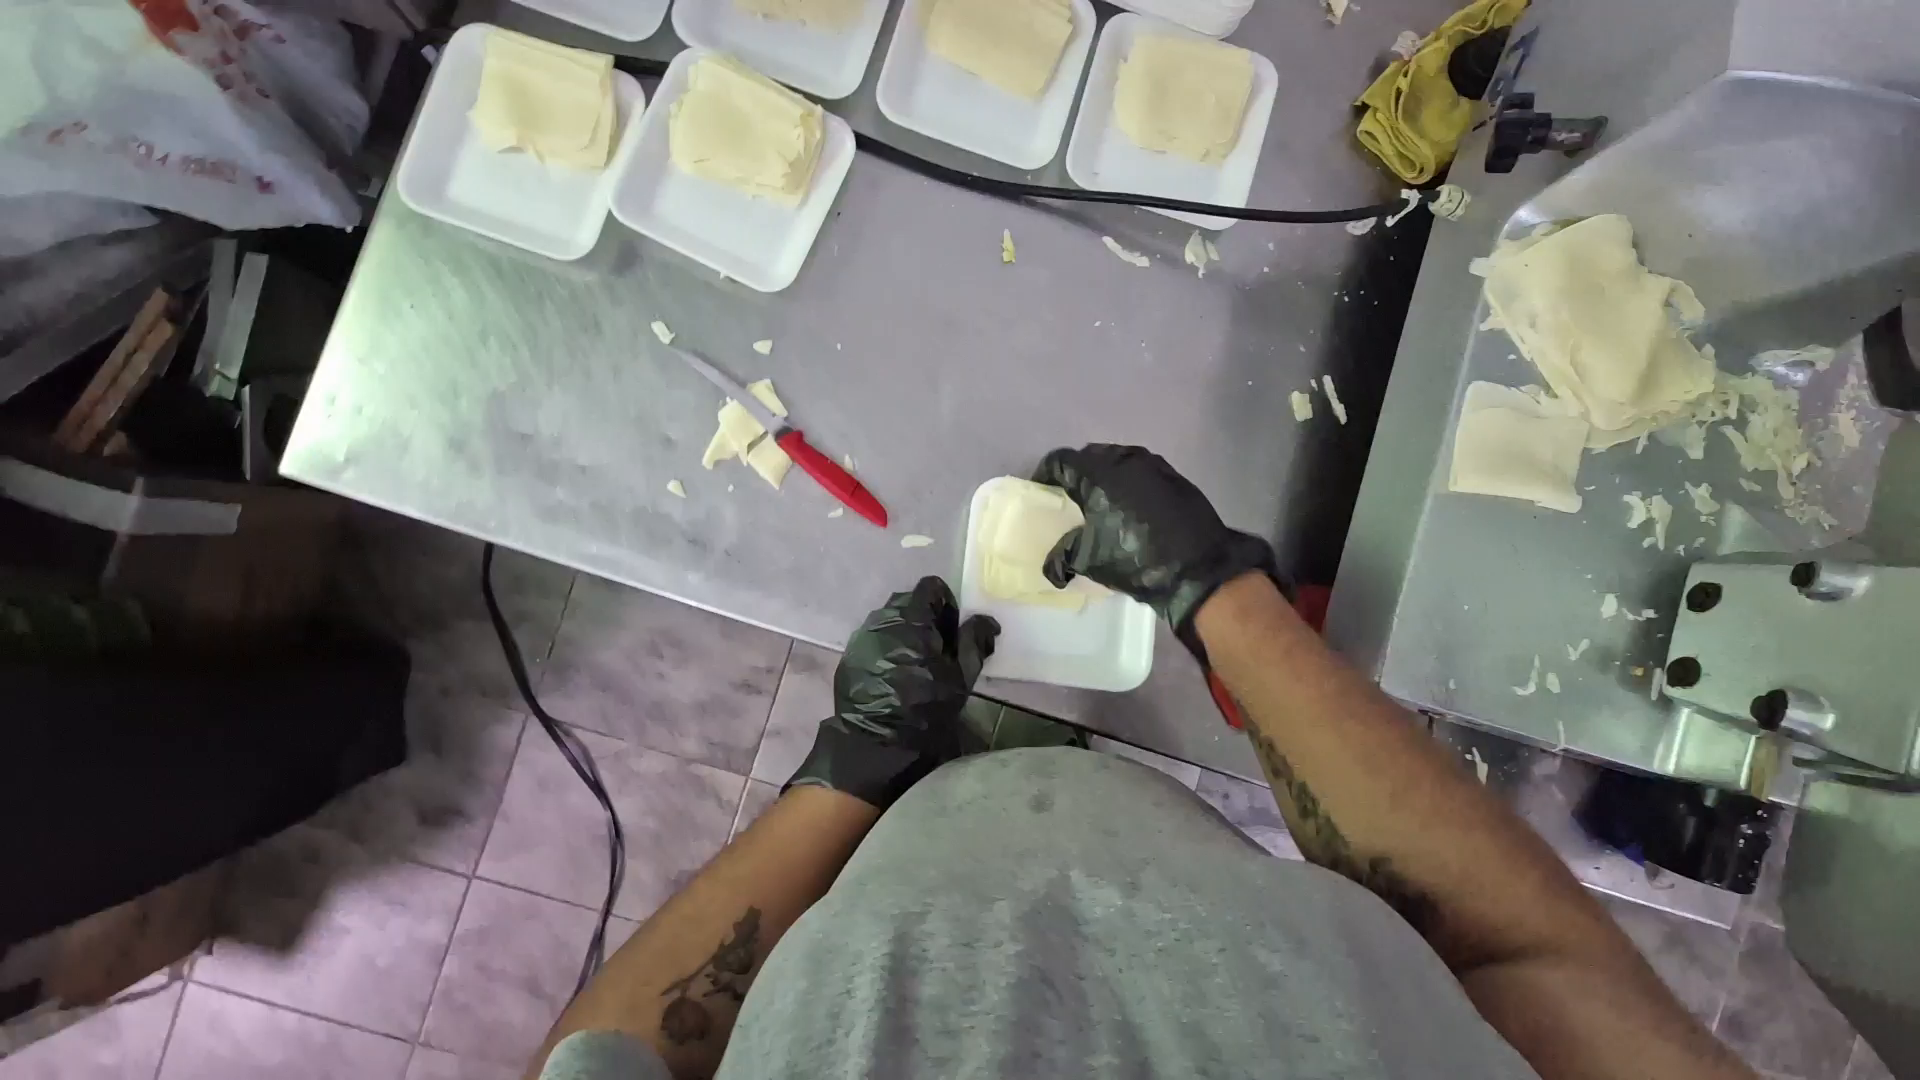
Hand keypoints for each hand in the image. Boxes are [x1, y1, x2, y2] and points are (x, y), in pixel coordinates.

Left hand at [786, 576, 998, 808]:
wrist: (876, 745)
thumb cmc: (926, 708)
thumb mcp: (961, 676)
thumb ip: (974, 640)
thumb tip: (986, 620)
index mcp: (912, 618)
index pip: (931, 587)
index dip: (947, 604)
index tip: (952, 632)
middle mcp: (882, 619)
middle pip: (909, 602)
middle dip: (926, 618)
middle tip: (937, 649)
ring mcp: (862, 637)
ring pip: (889, 620)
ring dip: (905, 632)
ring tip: (914, 663)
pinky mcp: (850, 656)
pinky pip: (873, 639)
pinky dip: (887, 647)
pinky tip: (894, 674)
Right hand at [1032, 443, 1280, 658]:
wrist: (1198, 569)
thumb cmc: (1134, 559)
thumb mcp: (1089, 559)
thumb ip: (1062, 556)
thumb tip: (1051, 568)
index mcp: (1099, 473)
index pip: (1062, 461)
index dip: (1046, 474)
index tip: (1042, 491)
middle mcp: (1126, 460)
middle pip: (1090, 456)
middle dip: (1076, 473)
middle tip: (1069, 497)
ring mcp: (1155, 466)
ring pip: (1119, 461)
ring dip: (1105, 477)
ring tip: (1100, 502)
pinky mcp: (1175, 478)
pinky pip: (1142, 472)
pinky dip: (1129, 484)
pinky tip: (1130, 508)